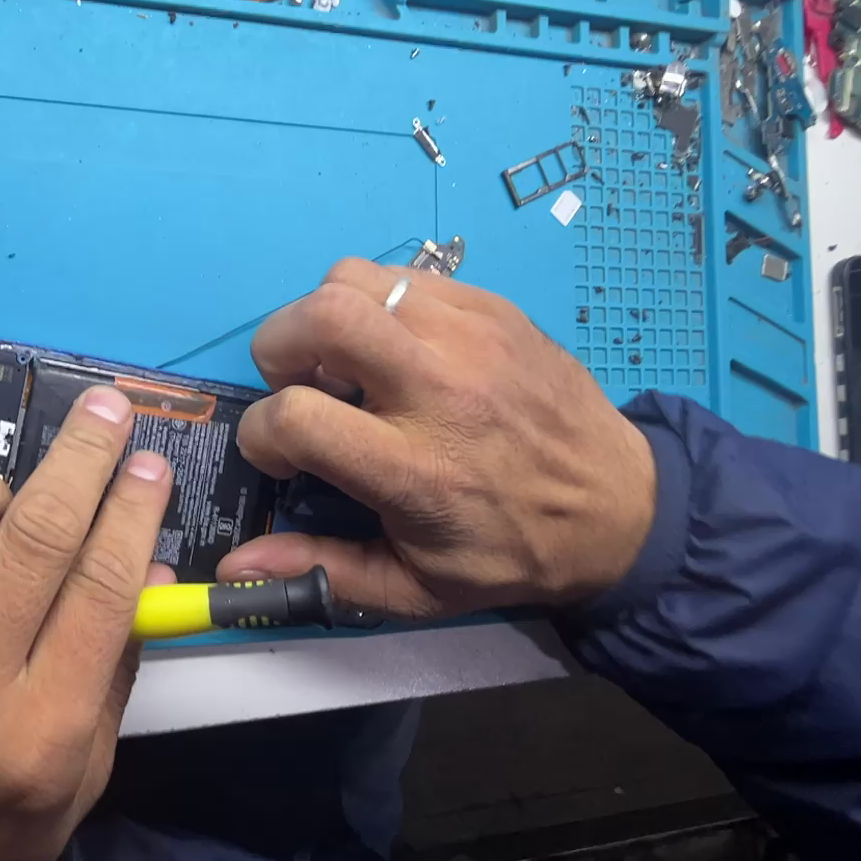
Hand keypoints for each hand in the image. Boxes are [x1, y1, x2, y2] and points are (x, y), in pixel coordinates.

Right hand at [217, 259, 655, 619]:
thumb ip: (319, 569)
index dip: (262, 434)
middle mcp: (439, 388)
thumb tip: (234, 566)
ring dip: (322, 317)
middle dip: (278, 348)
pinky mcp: (491, 305)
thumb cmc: (511, 553)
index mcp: (415, 468)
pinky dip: (373, 303)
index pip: (296, 417)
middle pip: (321, 317)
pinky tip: (394, 346)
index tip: (284, 455)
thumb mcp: (414, 586)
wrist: (626, 509)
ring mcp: (470, 334)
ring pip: (351, 279)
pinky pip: (399, 274)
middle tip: (299, 385)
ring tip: (347, 363)